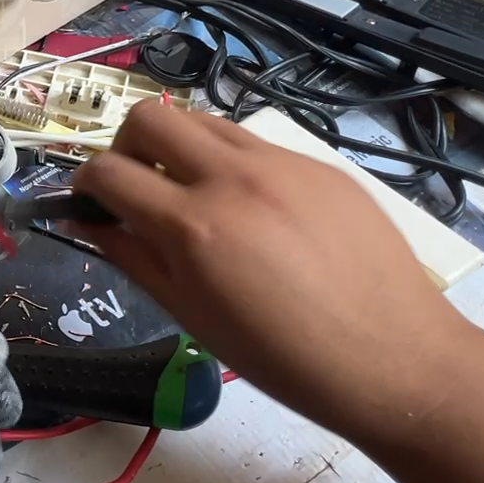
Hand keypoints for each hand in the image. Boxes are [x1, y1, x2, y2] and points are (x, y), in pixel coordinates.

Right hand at [67, 102, 477, 437]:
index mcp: (194, 226)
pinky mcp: (319, 165)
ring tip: (192, 193)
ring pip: (200, 120)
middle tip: (138, 188)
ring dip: (176, 148)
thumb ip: (129, 254)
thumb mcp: (186, 311)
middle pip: (148, 118)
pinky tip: (250, 209)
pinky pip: (252, 143)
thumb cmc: (278, 355)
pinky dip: (227, 163)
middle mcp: (233, 178)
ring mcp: (282, 164)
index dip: (84, 185)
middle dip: (125, 147)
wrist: (400, 363)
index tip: (90, 205)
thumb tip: (83, 221)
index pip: (108, 172)